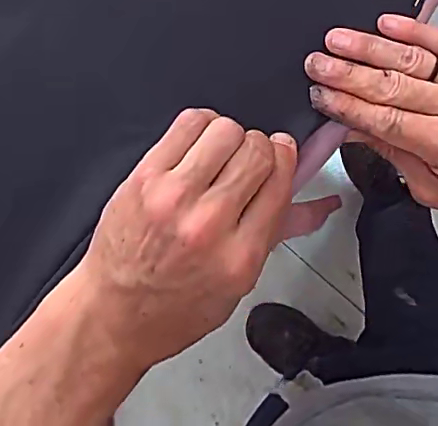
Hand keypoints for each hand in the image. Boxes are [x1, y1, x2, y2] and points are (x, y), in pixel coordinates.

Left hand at [68, 109, 335, 371]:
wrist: (110, 316)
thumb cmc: (177, 303)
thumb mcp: (242, 279)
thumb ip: (285, 228)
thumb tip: (327, 201)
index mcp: (240, 255)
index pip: (282, 174)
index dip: (285, 155)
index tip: (280, 153)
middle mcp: (208, 226)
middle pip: (258, 148)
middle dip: (258, 148)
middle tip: (245, 162)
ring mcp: (172, 199)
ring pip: (227, 129)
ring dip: (229, 136)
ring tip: (217, 156)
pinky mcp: (144, 178)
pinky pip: (190, 122)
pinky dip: (200, 126)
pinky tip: (195, 147)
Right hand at [304, 15, 437, 240]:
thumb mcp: (433, 190)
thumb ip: (392, 152)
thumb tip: (349, 127)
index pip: (384, 118)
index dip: (346, 104)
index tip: (319, 92)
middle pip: (392, 84)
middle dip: (348, 72)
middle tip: (317, 62)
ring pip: (413, 57)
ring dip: (370, 46)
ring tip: (337, 39)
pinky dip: (414, 30)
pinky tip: (385, 22)